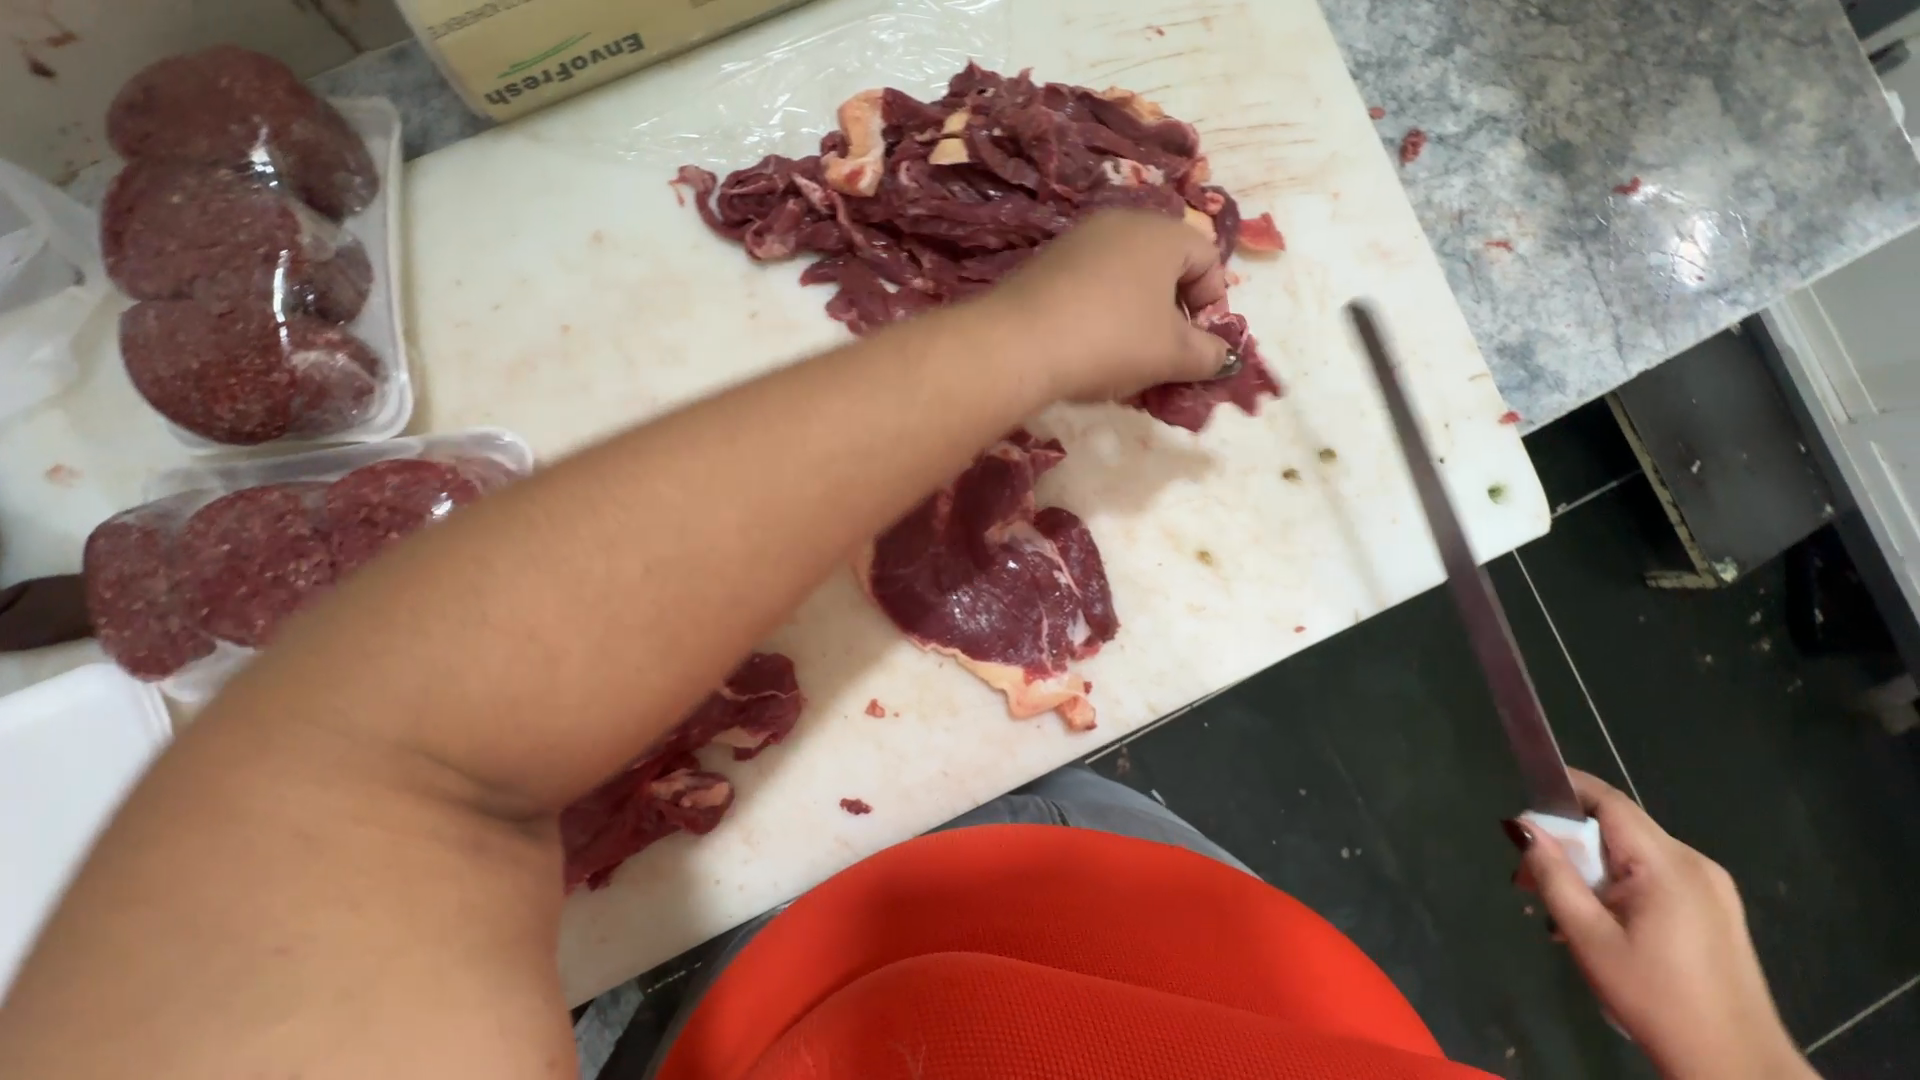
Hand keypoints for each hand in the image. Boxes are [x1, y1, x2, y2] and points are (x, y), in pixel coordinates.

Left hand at [978, 210, 1233, 401]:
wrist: (1017, 345)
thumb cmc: (1111, 340)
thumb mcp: (1171, 355)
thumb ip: (1208, 354)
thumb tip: (1222, 355)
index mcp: (1161, 233)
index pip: (1208, 258)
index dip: (1214, 304)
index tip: (1201, 345)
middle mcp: (1120, 223)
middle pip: (1164, 266)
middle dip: (1173, 314)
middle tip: (1166, 356)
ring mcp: (1077, 241)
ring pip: (1125, 279)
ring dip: (1136, 318)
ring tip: (1126, 361)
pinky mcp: (1045, 265)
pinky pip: (1090, 287)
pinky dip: (1100, 315)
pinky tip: (1088, 350)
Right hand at [1513, 771, 1815, 1079]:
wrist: (1735, 1064)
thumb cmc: (1654, 997)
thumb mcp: (1588, 936)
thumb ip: (1553, 874)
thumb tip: (1522, 825)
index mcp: (1668, 866)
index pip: (1610, 802)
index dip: (1566, 790)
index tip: (1523, 800)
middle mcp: (1695, 864)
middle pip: (1617, 829)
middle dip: (1568, 844)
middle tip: (1527, 879)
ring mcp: (1711, 887)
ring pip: (1632, 855)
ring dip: (1589, 869)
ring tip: (1559, 909)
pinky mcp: (1715, 909)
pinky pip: (1653, 876)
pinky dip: (1616, 886)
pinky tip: (1598, 922)